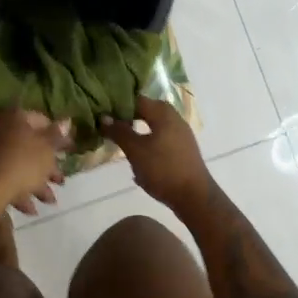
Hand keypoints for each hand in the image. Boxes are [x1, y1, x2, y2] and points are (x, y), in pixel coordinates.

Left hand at [0, 109, 69, 214]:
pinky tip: (31, 209)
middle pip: (30, 145)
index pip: (41, 121)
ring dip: (37, 182)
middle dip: (48, 166)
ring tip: (50, 201)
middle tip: (60, 181)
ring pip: (20, 163)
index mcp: (15, 117)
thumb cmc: (23, 163)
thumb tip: (67, 121)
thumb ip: (57, 135)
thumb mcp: (46, 149)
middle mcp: (1, 128)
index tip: (69, 151)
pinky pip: (8, 176)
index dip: (58, 137)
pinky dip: (20, 190)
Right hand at [101, 96, 213, 211]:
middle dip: (127, 120)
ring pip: (153, 127)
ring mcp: (181, 134)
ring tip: (122, 145)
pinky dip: (148, 145)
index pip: (136, 100)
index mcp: (163, 112)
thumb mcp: (136, 151)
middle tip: (110, 129)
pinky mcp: (183, 150)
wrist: (195, 197)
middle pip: (145, 112)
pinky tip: (139, 161)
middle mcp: (174, 118)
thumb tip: (104, 117)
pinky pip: (161, 140)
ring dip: (137, 134)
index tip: (103, 114)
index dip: (118, 106)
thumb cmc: (163, 169)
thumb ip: (119, 132)